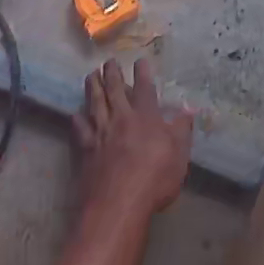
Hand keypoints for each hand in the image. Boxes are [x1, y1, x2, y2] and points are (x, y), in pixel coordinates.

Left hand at [73, 59, 193, 219]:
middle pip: (115, 92)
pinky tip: (75, 114)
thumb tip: (188, 110)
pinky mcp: (86, 150)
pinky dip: (77, 119)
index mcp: (146, 118)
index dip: (142, 74)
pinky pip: (80, 129)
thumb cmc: (156, 178)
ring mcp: (101, 134)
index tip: (140, 61)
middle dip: (112, 74)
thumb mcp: (180, 153)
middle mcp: (122, 119)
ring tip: (90, 75)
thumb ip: (182, 129)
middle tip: (108, 62)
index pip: (144, 89)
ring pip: (95, 104)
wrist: (119, 203)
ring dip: (93, 88)